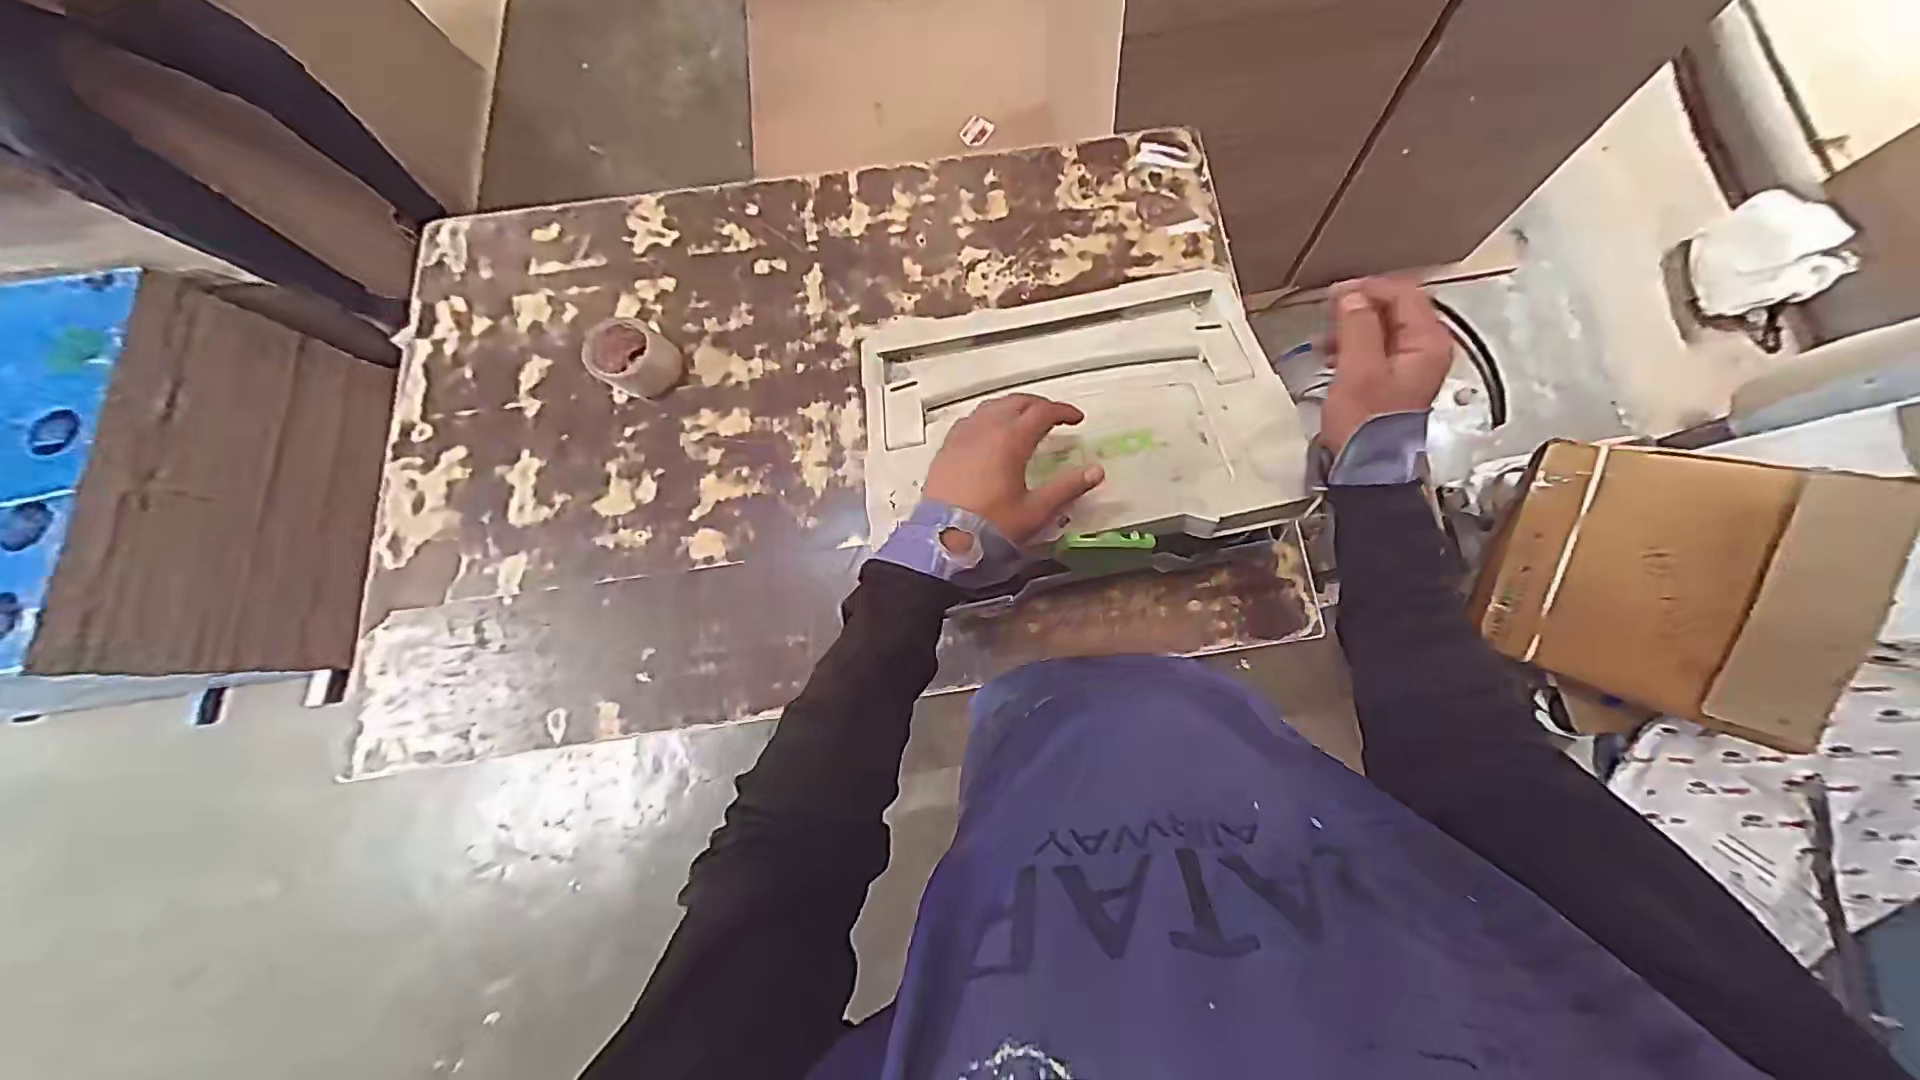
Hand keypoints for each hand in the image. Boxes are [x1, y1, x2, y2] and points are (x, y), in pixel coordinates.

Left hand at [923, 393, 1105, 545]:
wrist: (944, 541)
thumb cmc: (991, 527)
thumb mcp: (1035, 511)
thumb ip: (1066, 488)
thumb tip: (1095, 472)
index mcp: (1010, 440)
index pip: (1042, 412)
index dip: (1062, 411)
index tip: (1075, 418)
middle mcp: (984, 430)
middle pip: (1016, 402)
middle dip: (1038, 405)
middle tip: (1053, 416)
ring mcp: (962, 438)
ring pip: (990, 407)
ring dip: (1011, 407)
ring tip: (1023, 419)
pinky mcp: (946, 450)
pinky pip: (970, 421)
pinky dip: (987, 418)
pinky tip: (989, 431)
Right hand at [1319, 277, 1452, 455]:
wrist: (1366, 467)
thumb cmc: (1367, 426)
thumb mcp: (1358, 369)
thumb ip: (1358, 327)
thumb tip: (1352, 297)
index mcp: (1427, 343)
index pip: (1405, 296)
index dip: (1369, 289)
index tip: (1337, 292)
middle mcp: (1425, 352)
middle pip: (1396, 311)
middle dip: (1360, 308)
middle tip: (1329, 312)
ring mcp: (1409, 367)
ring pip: (1383, 330)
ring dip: (1353, 329)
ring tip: (1326, 339)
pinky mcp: (1391, 382)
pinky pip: (1375, 351)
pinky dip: (1353, 347)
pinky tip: (1333, 357)